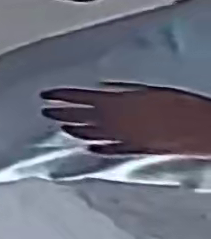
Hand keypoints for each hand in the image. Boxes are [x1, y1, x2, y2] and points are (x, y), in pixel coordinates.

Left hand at [41, 83, 210, 157]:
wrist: (210, 128)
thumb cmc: (184, 104)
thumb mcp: (149, 91)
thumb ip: (122, 91)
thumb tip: (103, 88)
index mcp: (112, 101)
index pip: (74, 96)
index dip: (57, 95)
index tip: (43, 95)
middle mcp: (111, 118)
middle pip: (75, 115)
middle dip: (58, 113)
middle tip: (45, 112)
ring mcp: (123, 135)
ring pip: (88, 133)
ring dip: (74, 130)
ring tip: (64, 128)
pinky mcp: (139, 149)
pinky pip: (112, 150)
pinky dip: (99, 148)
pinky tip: (90, 148)